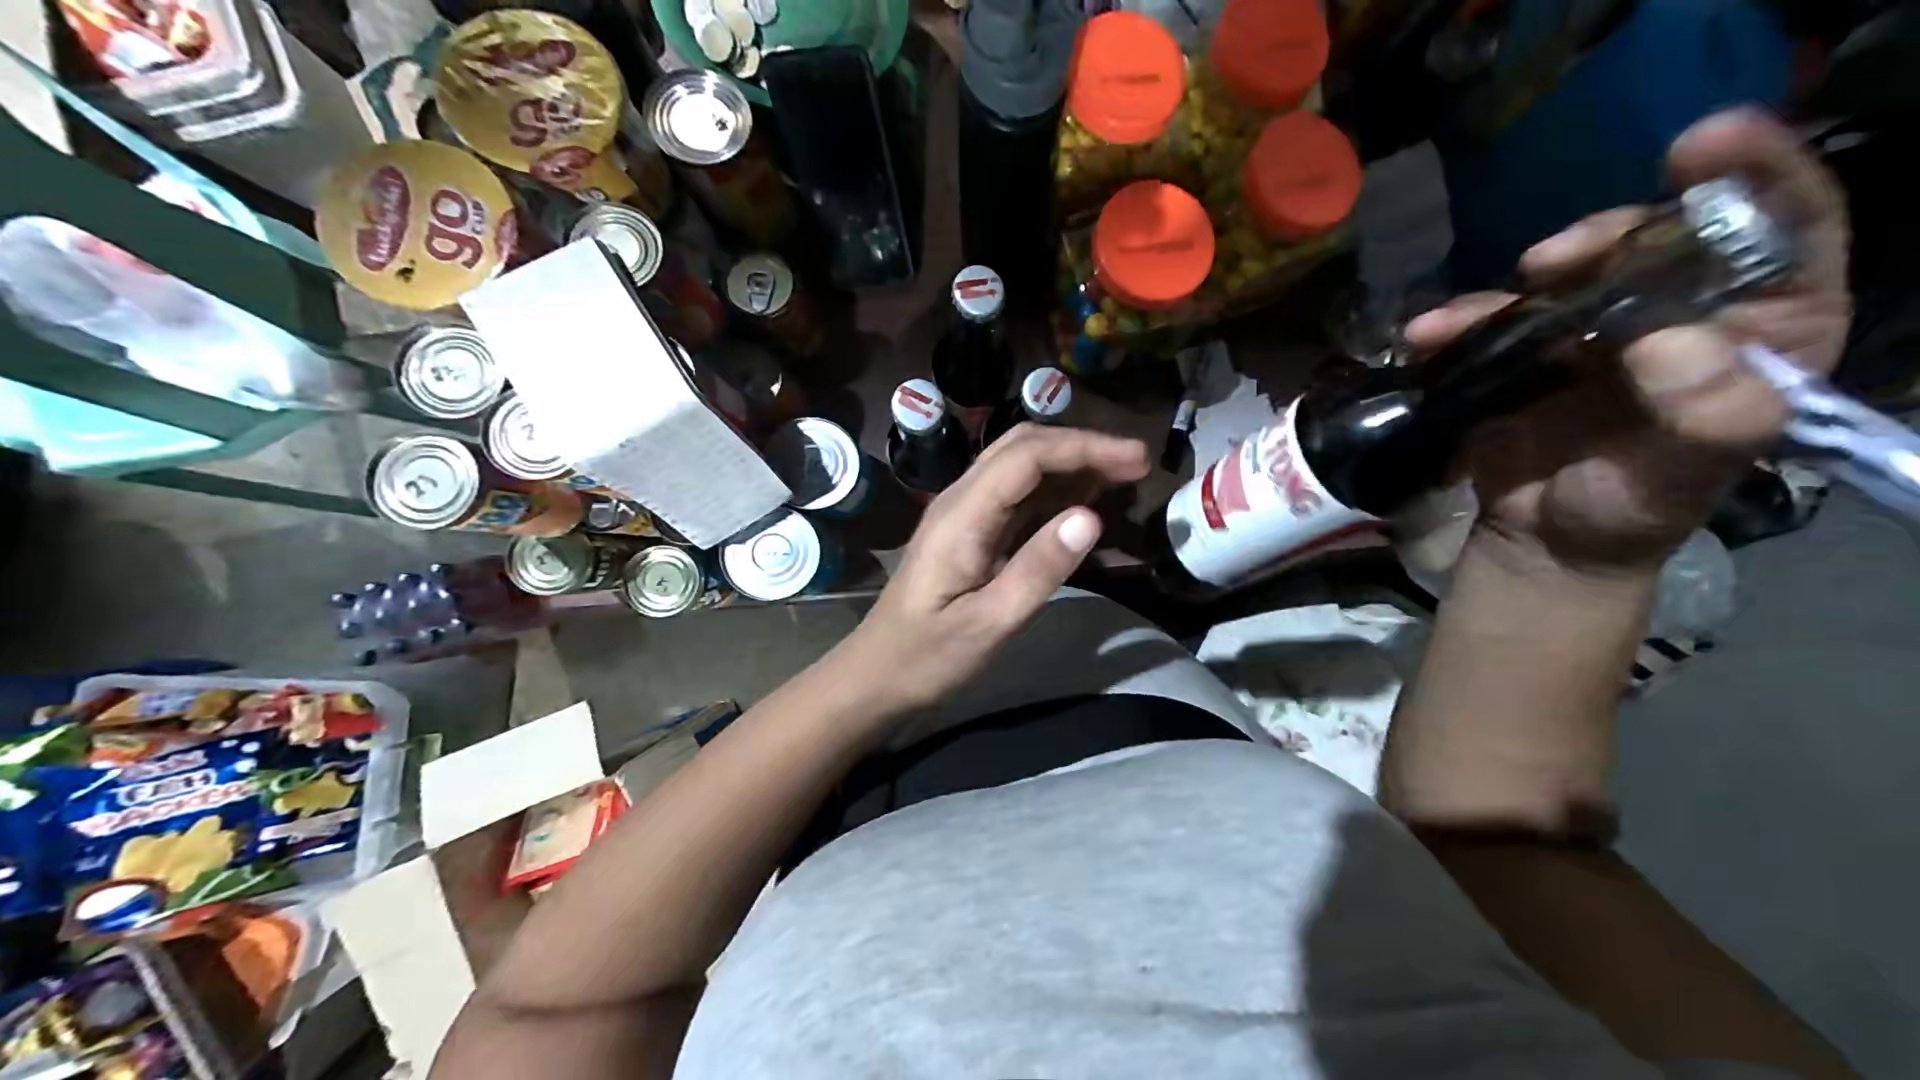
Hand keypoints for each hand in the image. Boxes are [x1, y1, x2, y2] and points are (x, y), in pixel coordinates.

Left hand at [837, 424, 1149, 712]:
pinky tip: (1082, 503)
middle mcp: (960, 501)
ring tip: (1120, 478)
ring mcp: (962, 515)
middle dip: (1081, 447)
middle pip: (1022, 447)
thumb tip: (1091, 518)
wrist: (877, 675)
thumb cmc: (928, 657)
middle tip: (1135, 465)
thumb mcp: (989, 624)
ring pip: (1019, 467)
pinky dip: (1053, 490)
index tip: (1137, 459)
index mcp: (962, 516)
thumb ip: (1038, 570)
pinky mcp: (968, 533)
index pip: (1027, 456)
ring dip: (1069, 464)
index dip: (1084, 448)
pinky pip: (1015, 496)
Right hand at [1405, 108, 1850, 573]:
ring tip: (1476, 309)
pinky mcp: (1525, 355)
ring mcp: (1596, 332)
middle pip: (1658, 241)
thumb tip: (1664, 343)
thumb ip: (1705, 415)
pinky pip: (1494, 321)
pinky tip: (1426, 336)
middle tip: (1551, 258)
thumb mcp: (1686, 476)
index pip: (1782, 234)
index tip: (1699, 145)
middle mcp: (1680, 315)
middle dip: (1607, 236)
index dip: (1755, 177)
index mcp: (1755, 332)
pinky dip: (1457, 324)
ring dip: (1522, 282)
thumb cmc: (1631, 511)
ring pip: (1570, 274)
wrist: (1543, 541)